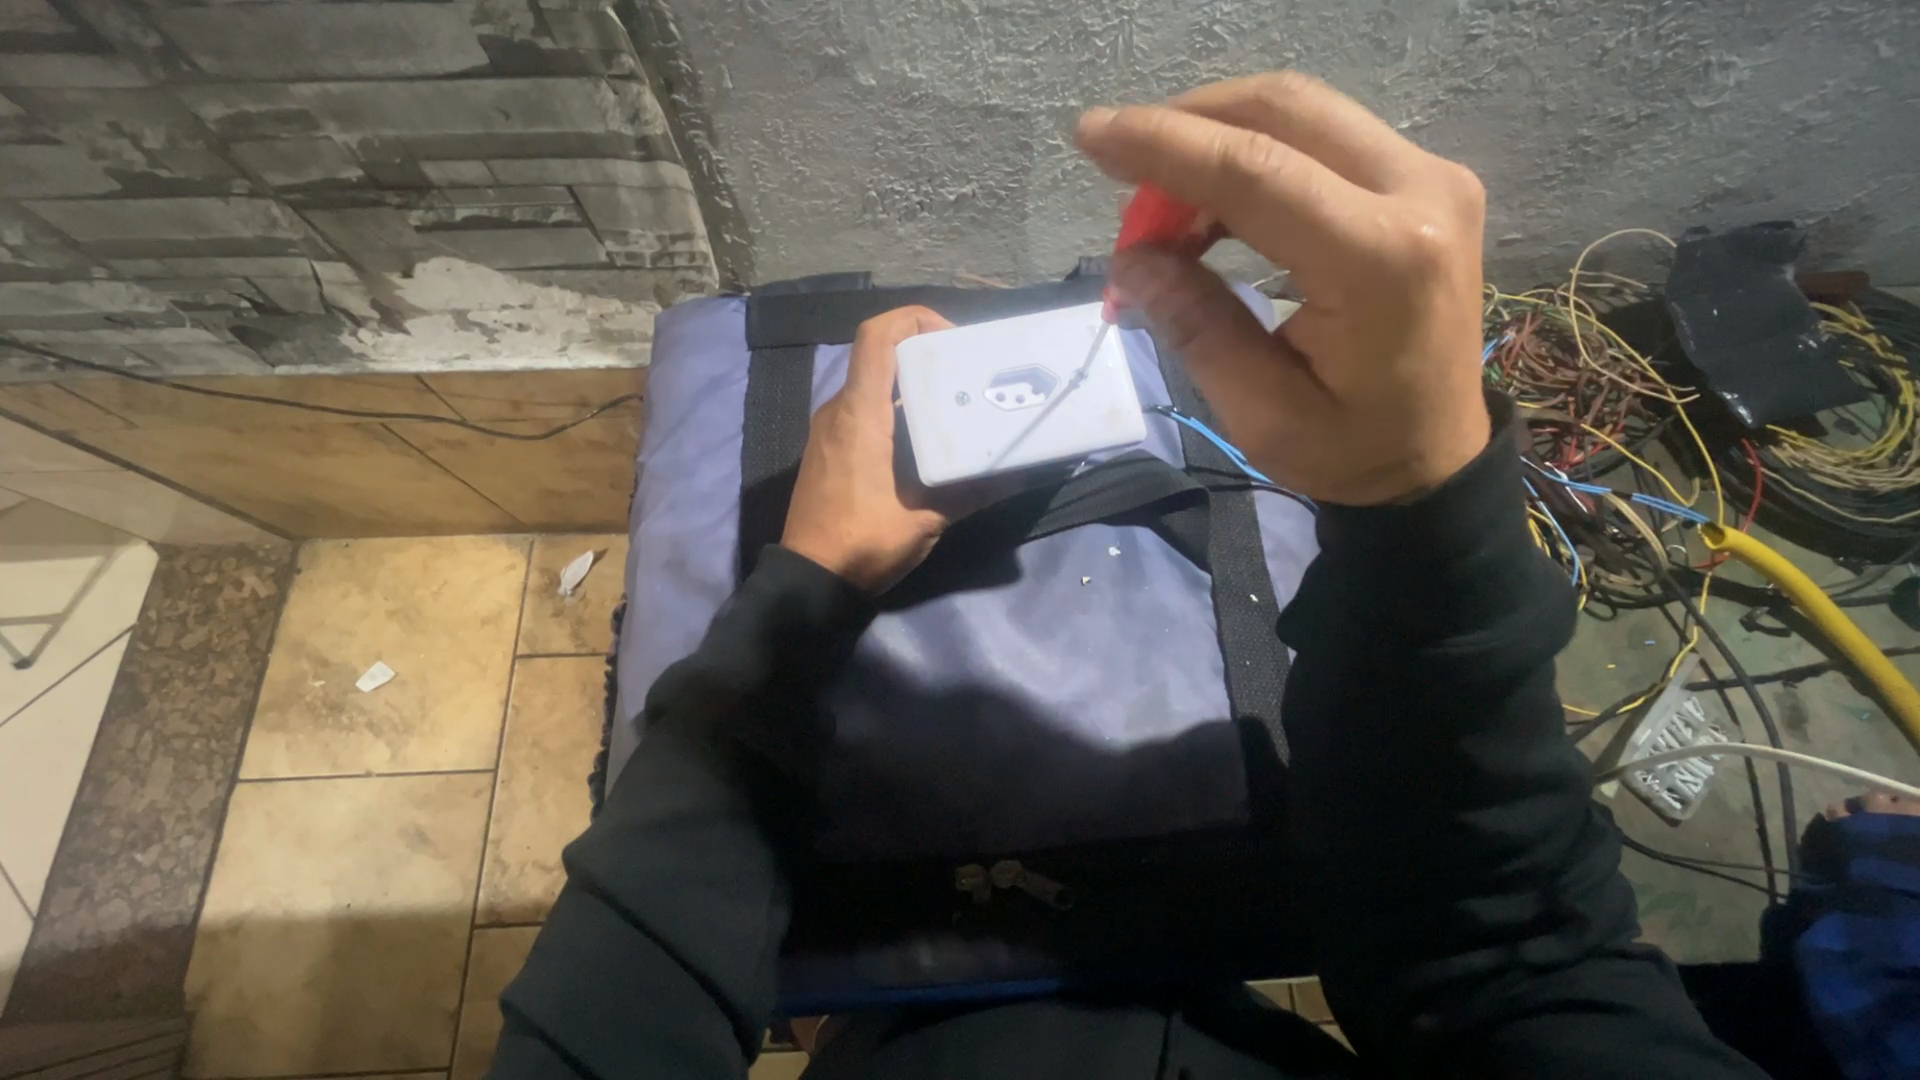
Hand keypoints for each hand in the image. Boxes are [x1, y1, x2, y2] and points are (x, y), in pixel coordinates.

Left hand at [781, 306, 955, 592]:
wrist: (809, 581)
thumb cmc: (862, 545)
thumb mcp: (924, 521)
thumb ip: (971, 493)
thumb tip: (1019, 475)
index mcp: (860, 416)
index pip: (877, 337)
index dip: (914, 319)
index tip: (953, 340)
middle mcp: (839, 411)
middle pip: (881, 357)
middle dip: (927, 357)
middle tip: (969, 376)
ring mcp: (829, 430)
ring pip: (874, 386)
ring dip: (913, 388)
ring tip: (957, 408)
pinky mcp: (830, 449)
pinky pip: (865, 412)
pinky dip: (896, 412)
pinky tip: (927, 442)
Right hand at [1075, 72, 1490, 505]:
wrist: (1434, 456)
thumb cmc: (1348, 450)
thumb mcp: (1258, 412)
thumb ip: (1196, 326)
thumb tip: (1131, 258)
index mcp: (1379, 262)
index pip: (1255, 172)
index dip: (1164, 147)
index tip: (1091, 136)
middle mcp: (1419, 192)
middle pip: (1282, 111)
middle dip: (1185, 131)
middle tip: (1121, 182)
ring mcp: (1430, 176)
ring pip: (1300, 112)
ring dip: (1213, 141)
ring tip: (1159, 211)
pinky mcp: (1421, 179)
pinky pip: (1320, 137)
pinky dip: (1249, 156)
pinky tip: (1209, 207)